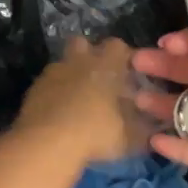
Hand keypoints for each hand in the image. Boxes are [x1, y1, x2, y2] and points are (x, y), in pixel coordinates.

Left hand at [15, 37, 141, 163]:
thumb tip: (155, 127)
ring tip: (75, 100)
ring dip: (69, 76)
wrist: (46, 144)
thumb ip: (144, 129)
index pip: (117, 45)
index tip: (127, 73)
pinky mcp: (32, 90)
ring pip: (61, 64)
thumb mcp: (130, 138)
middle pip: (82, 43)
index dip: (122, 56)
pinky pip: (46, 85)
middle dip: (89, 55)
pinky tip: (56, 113)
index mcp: (105, 65)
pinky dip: (52, 94)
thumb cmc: (96, 134)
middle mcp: (77, 62)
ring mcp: (51, 74)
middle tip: (97, 78)